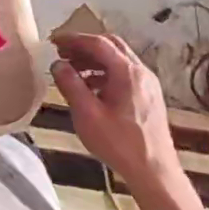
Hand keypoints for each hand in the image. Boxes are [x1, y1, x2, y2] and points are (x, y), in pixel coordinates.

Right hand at [50, 33, 178, 190]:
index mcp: (127, 72)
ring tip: (72, 71)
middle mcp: (141, 72)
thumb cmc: (119, 143)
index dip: (74, 39)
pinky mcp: (149, 96)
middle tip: (62, 53)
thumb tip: (57, 64)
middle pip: (111, 46)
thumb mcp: (87, 115)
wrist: (154, 170)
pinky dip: (105, 73)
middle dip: (85, 46)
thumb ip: (71, 85)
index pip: (98, 43)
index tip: (54, 41)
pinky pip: (124, 74)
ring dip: (94, 60)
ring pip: (118, 60)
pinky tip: (90, 88)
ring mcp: (148, 83)